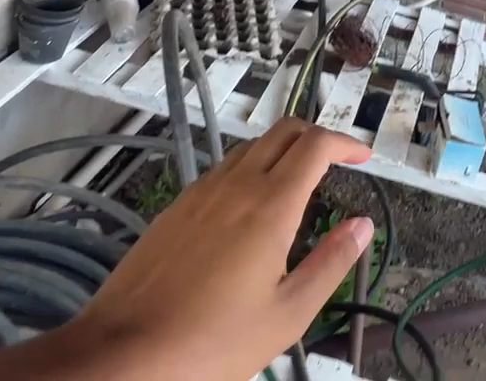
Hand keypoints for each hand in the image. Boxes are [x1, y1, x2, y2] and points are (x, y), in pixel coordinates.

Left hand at [78, 119, 374, 379]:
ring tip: (297, 182)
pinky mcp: (176, 206)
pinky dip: (250, 169)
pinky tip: (248, 208)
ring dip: (282, 149)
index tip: (363, 157)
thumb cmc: (212, 342)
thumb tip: (363, 225)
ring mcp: (202, 191)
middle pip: (285, 130)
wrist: (121, 355)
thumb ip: (330, 263)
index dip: (346, 142)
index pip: (317, 144)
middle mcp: (238, 183)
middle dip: (317, 135)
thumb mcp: (286, 315)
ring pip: (252, 146)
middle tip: (336, 160)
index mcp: (272, 204)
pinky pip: (223, 168)